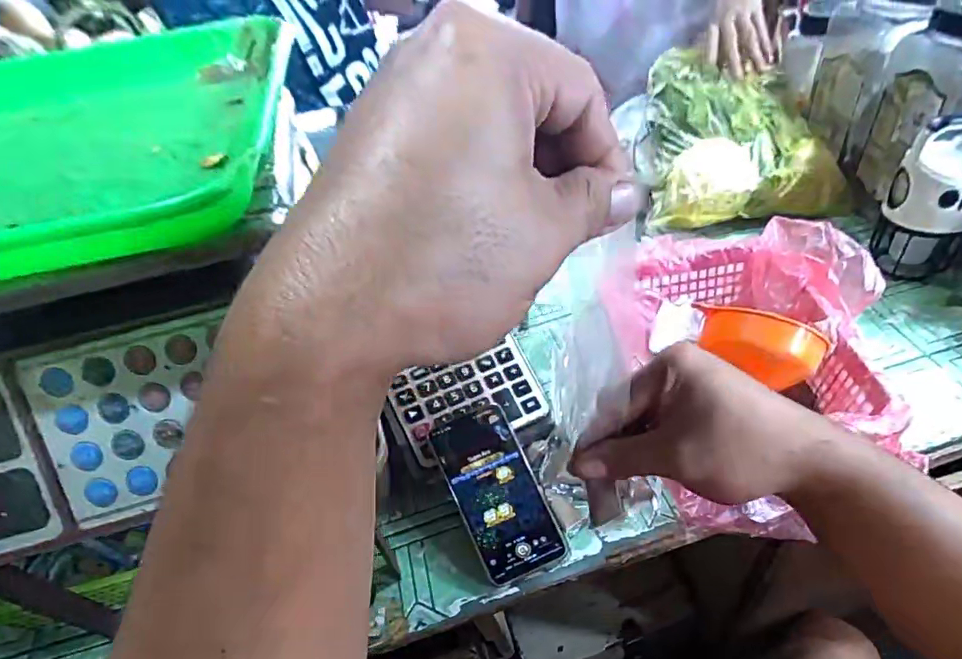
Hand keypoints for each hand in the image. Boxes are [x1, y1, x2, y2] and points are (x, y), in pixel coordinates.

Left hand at [243, 3, 638, 378]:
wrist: (335, 308)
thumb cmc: (453, 260)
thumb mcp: (545, 234)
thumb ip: (595, 203)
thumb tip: (625, 194)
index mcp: (487, 49)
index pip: (581, 89)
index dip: (610, 155)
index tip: (616, 212)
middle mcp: (434, 46)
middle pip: (533, 99)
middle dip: (565, 167)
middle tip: (575, 229)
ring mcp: (395, 88)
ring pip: (492, 124)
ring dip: (526, 179)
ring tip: (531, 239)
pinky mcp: (373, 133)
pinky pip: (451, 142)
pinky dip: (482, 181)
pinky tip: (483, 232)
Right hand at [569, 344, 844, 504]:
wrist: (808, 460)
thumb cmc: (737, 450)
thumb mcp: (673, 456)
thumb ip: (622, 458)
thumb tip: (575, 464)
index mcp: (669, 365)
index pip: (615, 404)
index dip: (595, 441)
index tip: (577, 474)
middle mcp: (681, 367)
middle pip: (631, 410)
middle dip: (615, 448)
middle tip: (599, 486)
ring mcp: (698, 386)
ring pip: (650, 421)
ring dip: (635, 452)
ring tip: (620, 485)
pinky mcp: (711, 407)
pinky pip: (671, 426)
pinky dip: (658, 449)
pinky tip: (650, 472)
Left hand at [702, 0, 776, 78]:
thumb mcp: (715, 10)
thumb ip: (715, 31)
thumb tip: (714, 59)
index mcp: (714, 19)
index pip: (711, 42)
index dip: (712, 59)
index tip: (714, 76)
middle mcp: (727, 17)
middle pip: (731, 44)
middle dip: (735, 63)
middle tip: (739, 80)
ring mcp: (742, 12)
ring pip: (749, 37)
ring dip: (755, 55)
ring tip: (760, 71)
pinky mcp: (755, 6)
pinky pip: (760, 26)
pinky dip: (766, 41)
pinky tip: (770, 54)